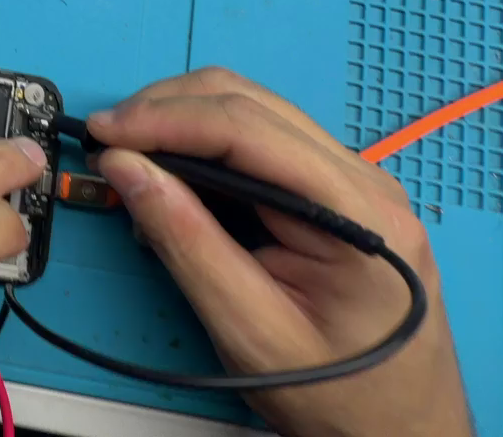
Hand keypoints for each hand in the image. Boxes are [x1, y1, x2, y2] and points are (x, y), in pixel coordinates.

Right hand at [87, 68, 472, 436]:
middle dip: (163, 108)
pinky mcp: (330, 182)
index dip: (163, 118)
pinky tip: (170, 169)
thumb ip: (184, 239)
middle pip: (244, 100)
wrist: (400, 432)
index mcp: (357, 211)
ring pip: (245, 105)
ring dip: (177, 117)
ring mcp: (350, 174)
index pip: (245, 128)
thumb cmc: (332, 394)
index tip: (102, 132)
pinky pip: (253, 133)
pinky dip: (198, 139)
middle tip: (106, 140)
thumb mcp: (247, 327)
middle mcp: (361, 175)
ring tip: (130, 153)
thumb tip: (120, 163)